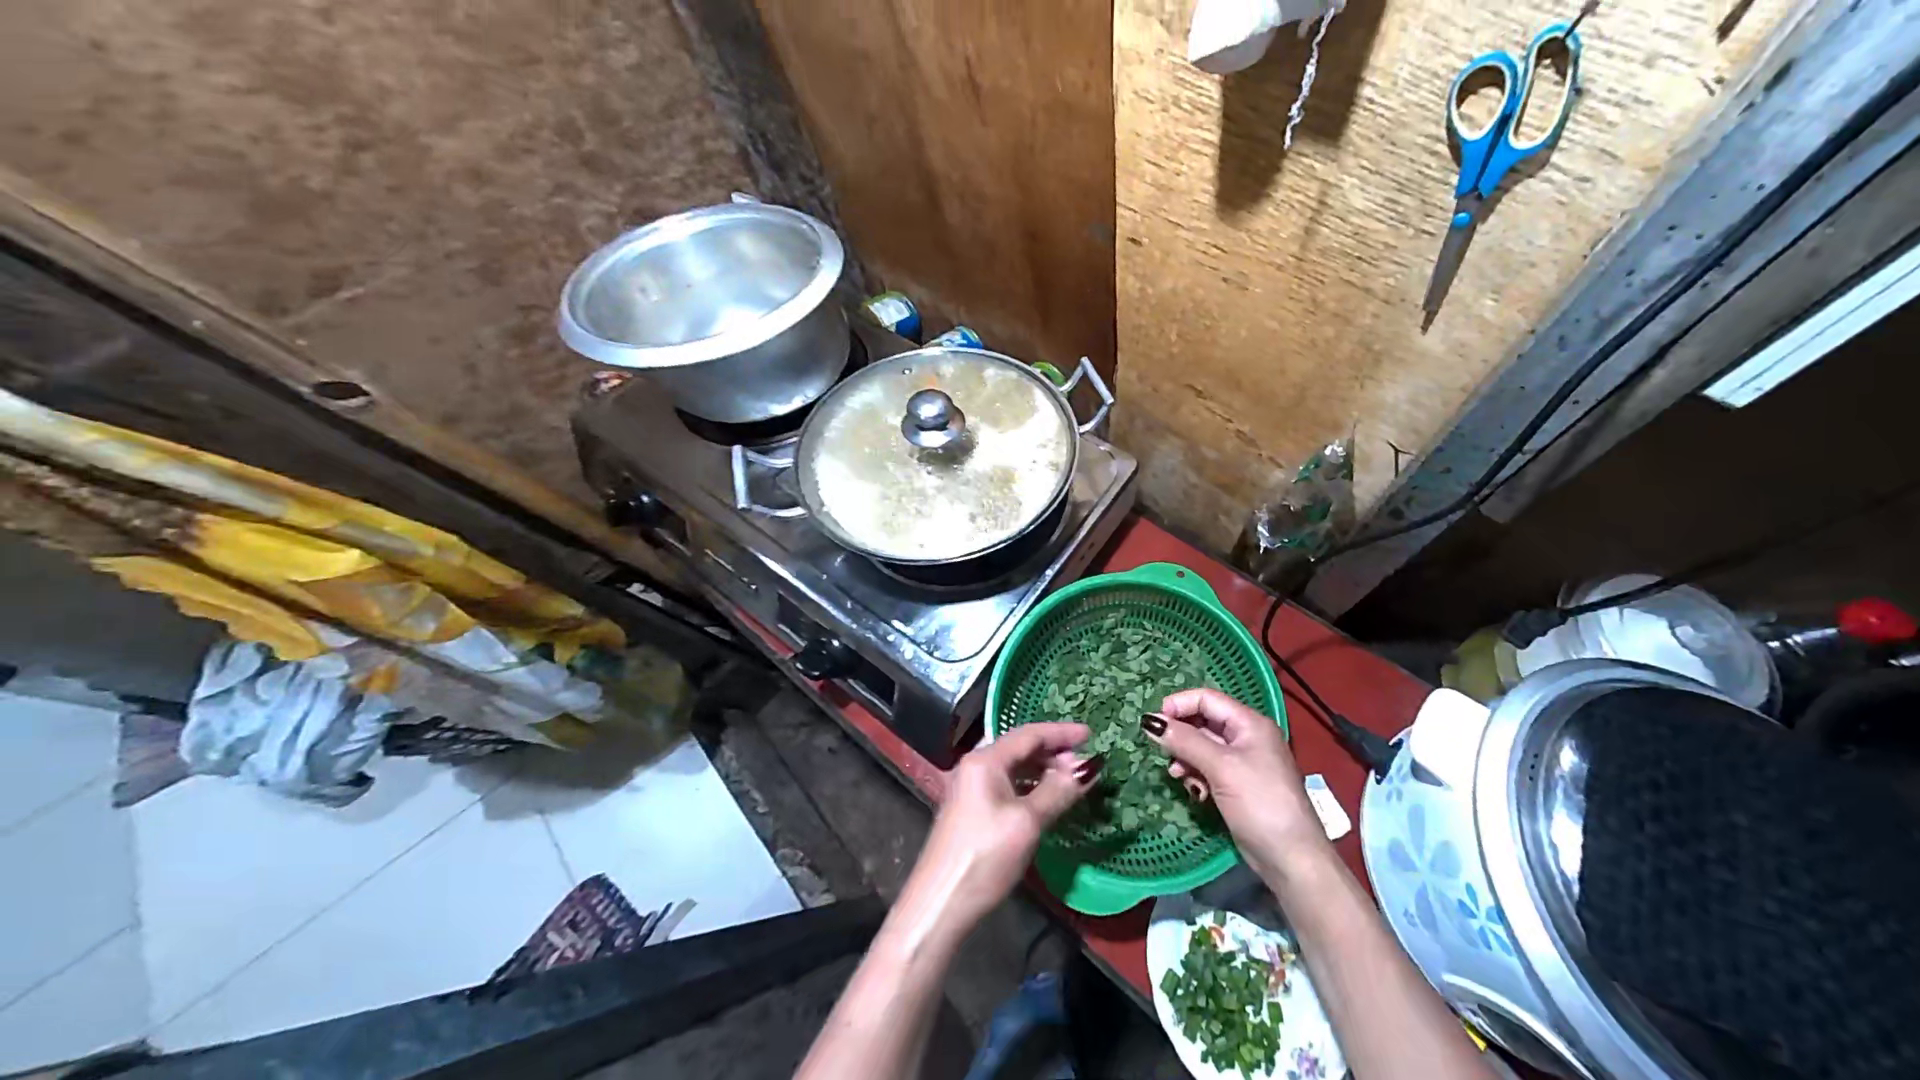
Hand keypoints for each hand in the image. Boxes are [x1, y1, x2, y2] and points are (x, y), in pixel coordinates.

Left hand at [906, 723, 1100, 932]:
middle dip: (1053, 751)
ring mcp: (970, 789)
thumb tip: (1087, 766)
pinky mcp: (971, 810)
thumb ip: (1057, 790)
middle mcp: (974, 767)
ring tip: (1072, 779)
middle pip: (1019, 748)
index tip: (1091, 734)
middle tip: (1085, 762)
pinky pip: (1006, 785)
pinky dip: (1029, 785)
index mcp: (984, 760)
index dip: (1061, 732)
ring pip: (1013, 767)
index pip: (1028, 734)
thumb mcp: (1027, 823)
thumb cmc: (985, 857)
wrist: (941, 903)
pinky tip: (1046, 799)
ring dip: (1042, 769)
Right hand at [1142, 688, 1326, 881]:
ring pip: (1202, 746)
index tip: (1154, 723)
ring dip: (1185, 757)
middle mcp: (1247, 737)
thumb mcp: (1220, 767)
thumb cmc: (1259, 803)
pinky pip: (1208, 768)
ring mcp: (1243, 762)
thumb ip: (1184, 741)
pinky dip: (1196, 774)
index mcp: (1249, 724)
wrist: (1290, 857)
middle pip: (1203, 721)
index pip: (1206, 699)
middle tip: (1162, 751)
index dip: (1178, 705)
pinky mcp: (1237, 784)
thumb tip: (1149, 721)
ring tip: (1177, 775)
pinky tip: (1193, 790)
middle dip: (1180, 734)